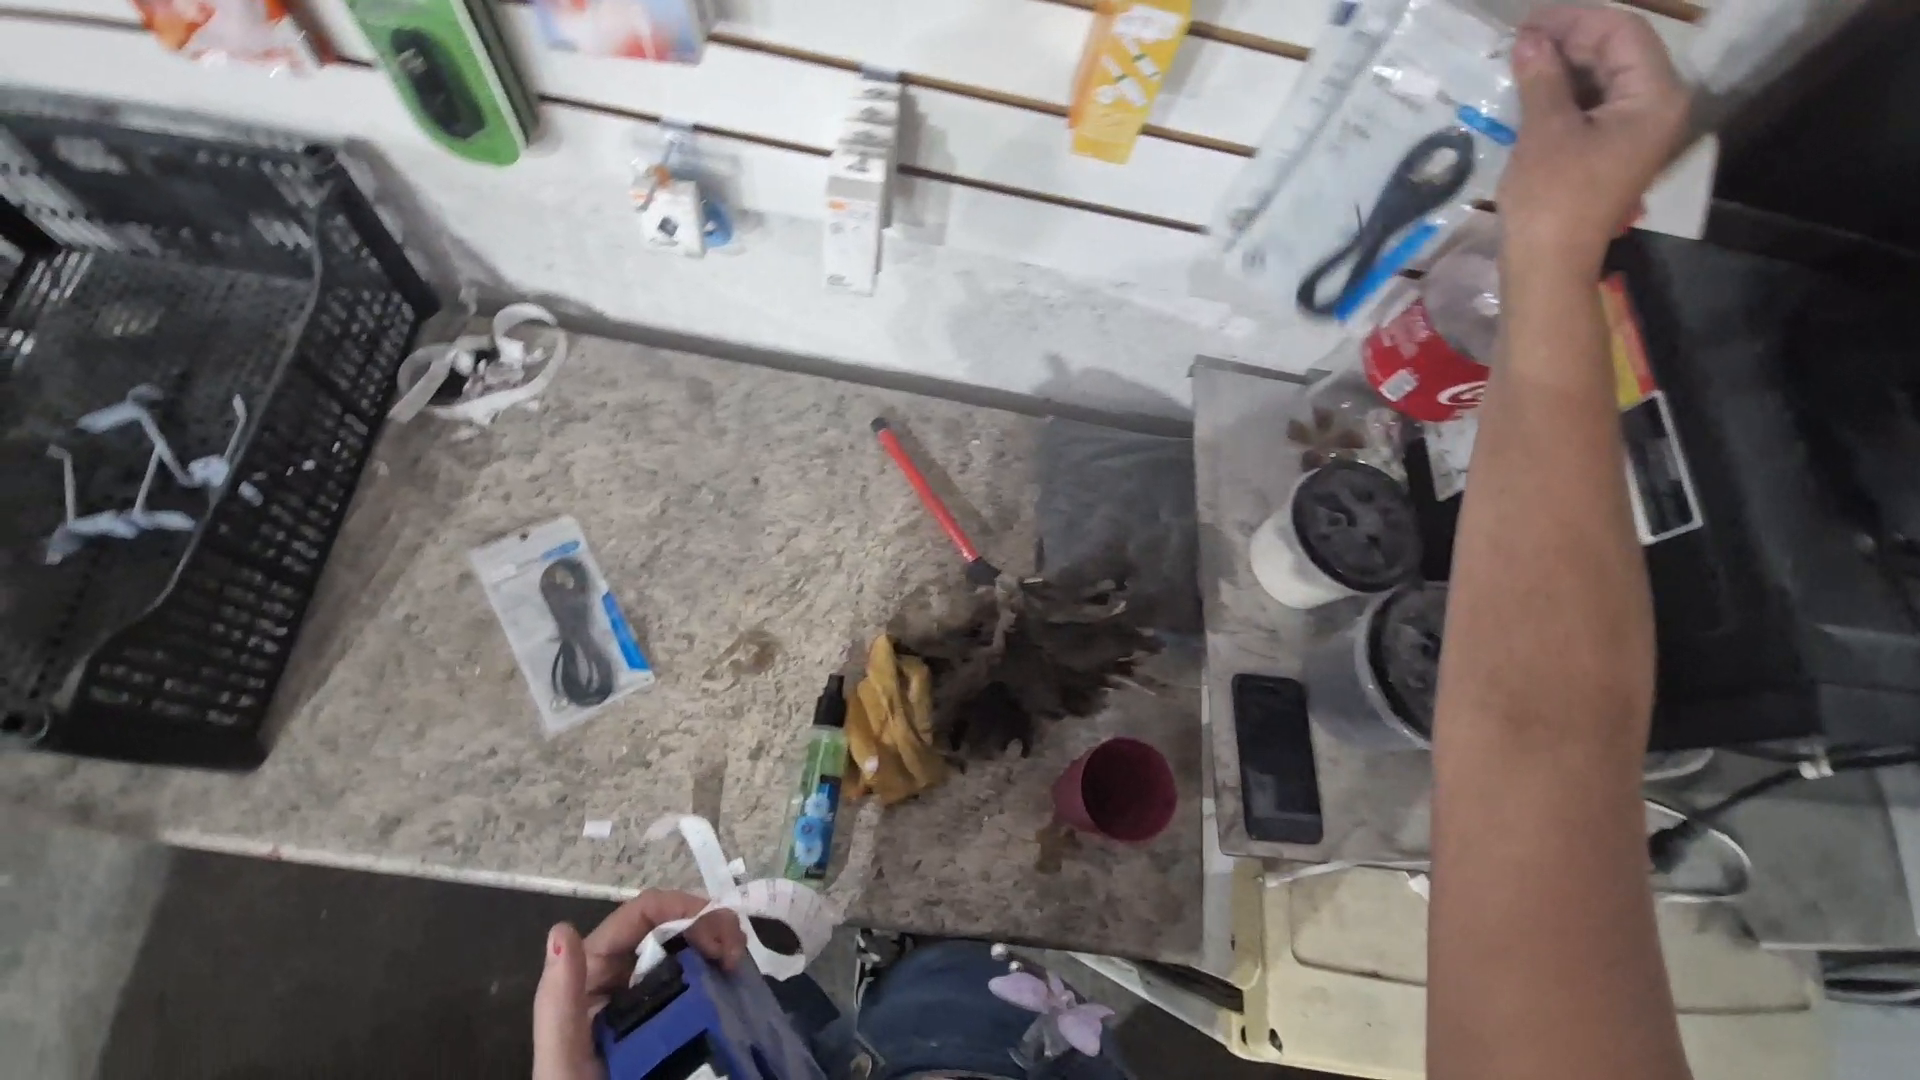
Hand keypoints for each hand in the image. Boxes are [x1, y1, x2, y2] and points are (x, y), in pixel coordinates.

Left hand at [532, 890, 747, 1079]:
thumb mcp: (563, 1059)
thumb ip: (559, 1000)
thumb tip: (562, 930)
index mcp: (597, 967)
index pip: (643, 914)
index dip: (682, 909)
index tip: (716, 936)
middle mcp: (627, 968)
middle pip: (676, 922)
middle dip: (710, 924)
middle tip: (735, 954)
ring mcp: (654, 988)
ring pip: (694, 942)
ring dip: (721, 941)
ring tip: (738, 964)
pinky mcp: (677, 1010)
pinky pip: (704, 973)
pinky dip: (724, 966)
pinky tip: (736, 978)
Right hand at [1498, 5, 1689, 274]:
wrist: (1548, 265)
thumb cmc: (1551, 199)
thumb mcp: (1545, 132)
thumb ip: (1542, 79)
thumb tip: (1529, 40)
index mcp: (1656, 96)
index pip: (1623, 34)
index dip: (1575, 20)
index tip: (1527, 22)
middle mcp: (1658, 107)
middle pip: (1618, 54)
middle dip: (1570, 42)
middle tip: (1520, 41)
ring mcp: (1636, 132)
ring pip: (1603, 80)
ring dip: (1563, 68)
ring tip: (1521, 63)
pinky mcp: (1611, 152)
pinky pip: (1593, 108)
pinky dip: (1564, 96)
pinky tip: (1532, 94)